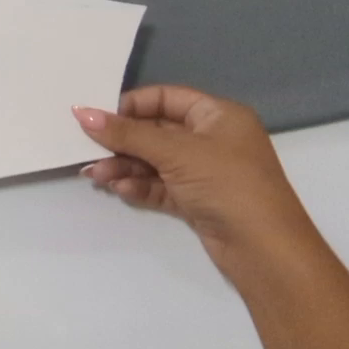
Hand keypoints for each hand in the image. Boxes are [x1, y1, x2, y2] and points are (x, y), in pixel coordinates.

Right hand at [73, 86, 323, 278]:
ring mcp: (203, 171)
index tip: (98, 118)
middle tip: (88, 150)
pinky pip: (158, 184)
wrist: (266, 251)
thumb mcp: (175, 153)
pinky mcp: (195, 199)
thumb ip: (126, 133)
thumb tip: (82, 113)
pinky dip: (137, 185)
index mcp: (217, 116)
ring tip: (97, 176)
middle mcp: (211, 139)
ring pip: (152, 160)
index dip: (130, 105)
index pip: (165, 98)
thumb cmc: (227, 185)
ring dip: (123, 166)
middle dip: (120, 142)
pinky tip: (119, 190)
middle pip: (154, 131)